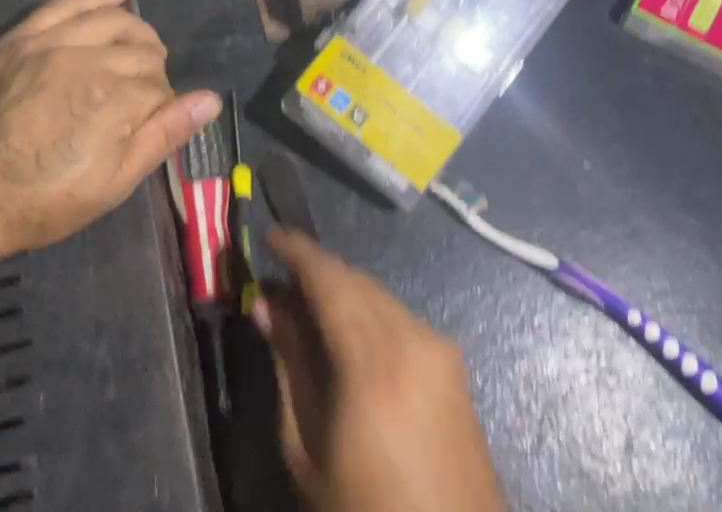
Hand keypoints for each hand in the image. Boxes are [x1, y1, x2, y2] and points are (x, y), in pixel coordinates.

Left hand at [0, 0, 219, 263]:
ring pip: (110, 20)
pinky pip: (65, 4)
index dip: (163, 109)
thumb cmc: (40, 202)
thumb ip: (163, 135)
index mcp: (113, 97)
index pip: (160, 87)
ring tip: (145, 48)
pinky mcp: (18, 39)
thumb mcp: (112, 183)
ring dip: (137, 31)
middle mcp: (84, 57)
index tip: (150, 129)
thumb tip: (210, 99)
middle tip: (143, 102)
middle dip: (152, 73)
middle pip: (140, 51)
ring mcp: (47, 42)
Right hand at [254, 229, 505, 511]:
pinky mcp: (454, 367)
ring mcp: (441, 350)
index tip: (267, 236)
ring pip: (380, 296)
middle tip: (274, 280)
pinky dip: (367, 312)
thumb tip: (266, 305)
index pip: (329, 279)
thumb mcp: (307, 447)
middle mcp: (414, 337)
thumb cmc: (364, 507)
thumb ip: (289, 365)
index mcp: (374, 358)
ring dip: (341, 290)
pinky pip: (401, 318)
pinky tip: (344, 332)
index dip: (296, 252)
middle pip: (356, 281)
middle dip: (315, 271)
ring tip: (302, 306)